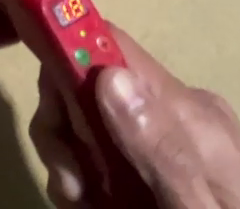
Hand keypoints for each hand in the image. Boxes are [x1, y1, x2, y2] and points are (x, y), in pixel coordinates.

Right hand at [30, 29, 239, 207]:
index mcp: (192, 110)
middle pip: (89, 86)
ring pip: (88, 122)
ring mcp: (170, 140)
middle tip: (67, 186)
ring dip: (67, 159)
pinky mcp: (164, 166)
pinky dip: (86, 175)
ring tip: (76, 203)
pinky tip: (91, 205)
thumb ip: (163, 150)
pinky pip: (106, 151)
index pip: (111, 46)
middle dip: (61, 129)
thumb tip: (110, 76)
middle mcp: (178, 112)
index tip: (48, 110)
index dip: (65, 58)